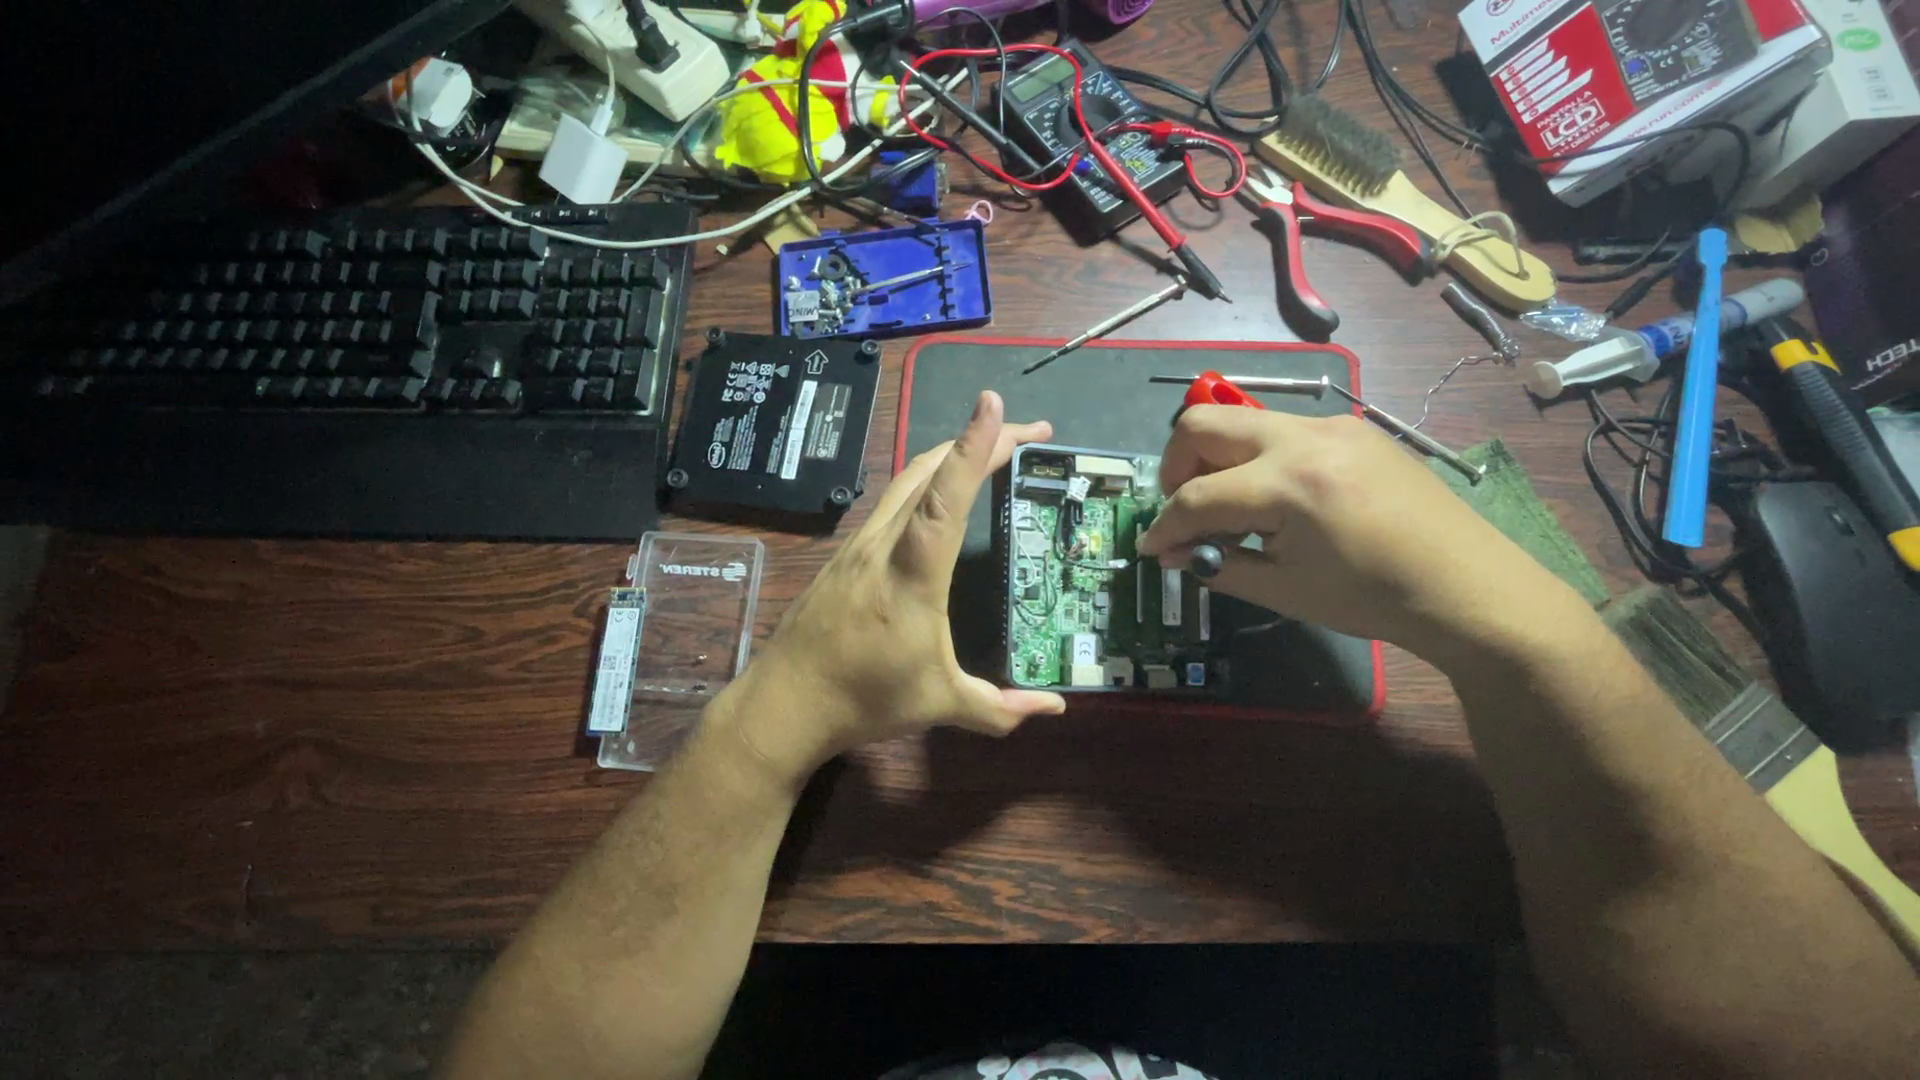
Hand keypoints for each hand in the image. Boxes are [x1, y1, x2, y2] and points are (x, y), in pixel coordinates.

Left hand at [710, 391, 1065, 786]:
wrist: (785, 702)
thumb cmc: (864, 700)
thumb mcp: (940, 705)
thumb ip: (1000, 709)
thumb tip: (1056, 709)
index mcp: (912, 576)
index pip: (944, 500)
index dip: (971, 450)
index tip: (992, 405)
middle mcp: (883, 546)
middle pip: (930, 471)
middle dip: (982, 439)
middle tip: (1032, 431)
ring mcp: (859, 544)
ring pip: (908, 478)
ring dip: (953, 453)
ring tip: (996, 447)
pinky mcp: (846, 551)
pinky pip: (893, 498)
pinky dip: (928, 477)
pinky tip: (943, 490)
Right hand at [1136, 406, 1579, 663]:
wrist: (1468, 587)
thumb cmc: (1372, 599)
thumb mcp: (1285, 590)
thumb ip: (1217, 565)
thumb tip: (1172, 553)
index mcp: (1288, 484)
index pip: (1197, 497)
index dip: (1164, 526)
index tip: (1150, 548)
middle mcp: (1304, 438)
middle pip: (1202, 424)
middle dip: (1175, 468)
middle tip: (1184, 510)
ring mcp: (1333, 426)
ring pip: (1241, 421)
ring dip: (1216, 459)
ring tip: (1229, 507)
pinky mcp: (1353, 430)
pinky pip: (1282, 429)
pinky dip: (1256, 458)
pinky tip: (1276, 499)